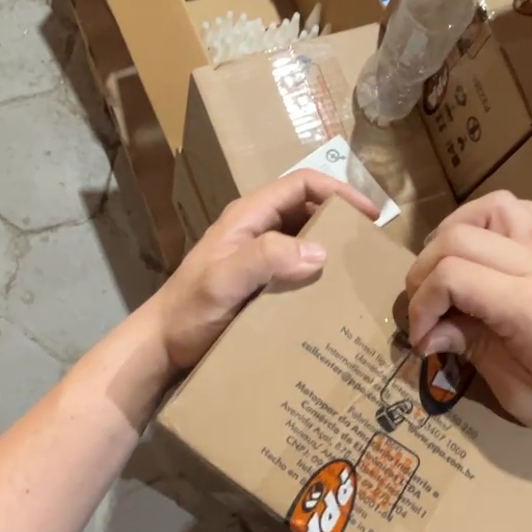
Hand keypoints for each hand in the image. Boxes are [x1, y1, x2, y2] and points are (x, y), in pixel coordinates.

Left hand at [147, 169, 380, 371]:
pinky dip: (318, 278)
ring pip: (304, 242)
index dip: (339, 192)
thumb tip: (319, 252)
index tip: (370, 216)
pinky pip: (296, 272)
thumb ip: (264, 258)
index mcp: (247, 218)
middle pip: (308, 211)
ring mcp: (257, 260)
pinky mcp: (259, 286)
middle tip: (371, 249)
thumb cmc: (188, 312)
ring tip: (360, 275)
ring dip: (332, 253)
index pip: (301, 185)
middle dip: (341, 223)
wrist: (161, 347)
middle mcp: (255, 232)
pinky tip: (334, 300)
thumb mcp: (223, 281)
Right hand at [404, 191, 531, 449]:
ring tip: (444, 275)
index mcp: (530, 307)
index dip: (421, 306)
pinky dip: (489, 221)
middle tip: (423, 315)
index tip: (421, 341)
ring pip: (489, 208)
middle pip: (458, 237)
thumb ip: (468, 349)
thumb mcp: (513, 391)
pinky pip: (520, 210)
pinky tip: (479, 254)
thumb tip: (428, 334)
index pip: (452, 276)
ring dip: (453, 235)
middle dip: (424, 274)